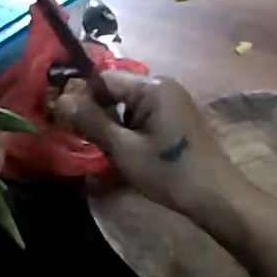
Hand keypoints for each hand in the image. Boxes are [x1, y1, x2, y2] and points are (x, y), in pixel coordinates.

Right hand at [53, 71, 249, 219]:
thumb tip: (60, 100)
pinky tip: (124, 150)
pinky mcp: (177, 117)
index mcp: (151, 87)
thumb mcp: (124, 149)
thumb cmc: (169, 172)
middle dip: (96, 111)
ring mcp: (173, 101)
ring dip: (112, 122)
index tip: (64, 121)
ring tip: (101, 148)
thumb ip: (91, 122)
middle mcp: (163, 86)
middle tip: (79, 138)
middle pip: (115, 89)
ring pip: (127, 104)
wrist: (216, 196)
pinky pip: (143, 114)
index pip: (103, 79)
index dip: (81, 97)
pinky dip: (128, 128)